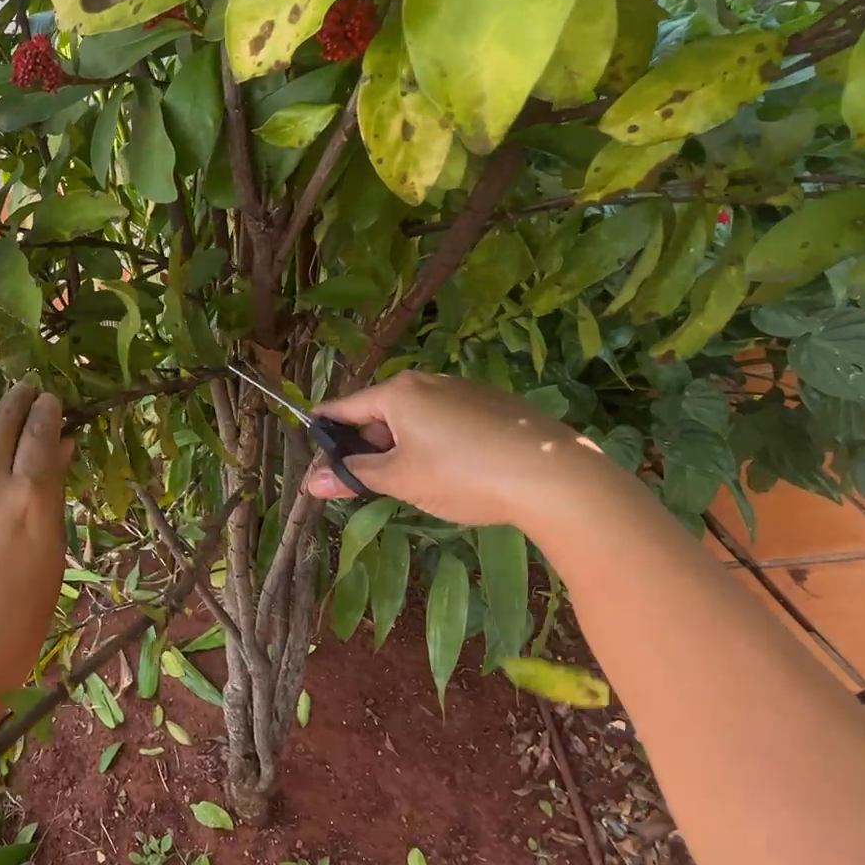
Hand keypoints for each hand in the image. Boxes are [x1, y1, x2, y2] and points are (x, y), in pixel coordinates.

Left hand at [0, 383, 73, 721]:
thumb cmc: (20, 610)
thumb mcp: (51, 550)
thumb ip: (52, 491)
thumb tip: (62, 442)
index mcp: (29, 498)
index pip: (41, 432)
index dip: (48, 409)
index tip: (50, 400)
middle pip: (4, 420)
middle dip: (19, 399)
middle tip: (26, 392)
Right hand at [302, 372, 619, 528]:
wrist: (554, 477)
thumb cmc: (462, 474)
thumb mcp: (400, 480)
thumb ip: (354, 476)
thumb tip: (311, 482)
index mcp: (398, 393)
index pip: (345, 407)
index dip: (327, 430)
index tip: (314, 448)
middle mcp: (429, 382)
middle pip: (382, 411)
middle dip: (372, 444)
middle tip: (374, 480)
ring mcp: (466, 390)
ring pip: (418, 416)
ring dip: (406, 444)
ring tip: (420, 480)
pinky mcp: (497, 405)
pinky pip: (450, 420)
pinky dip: (440, 441)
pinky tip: (459, 471)